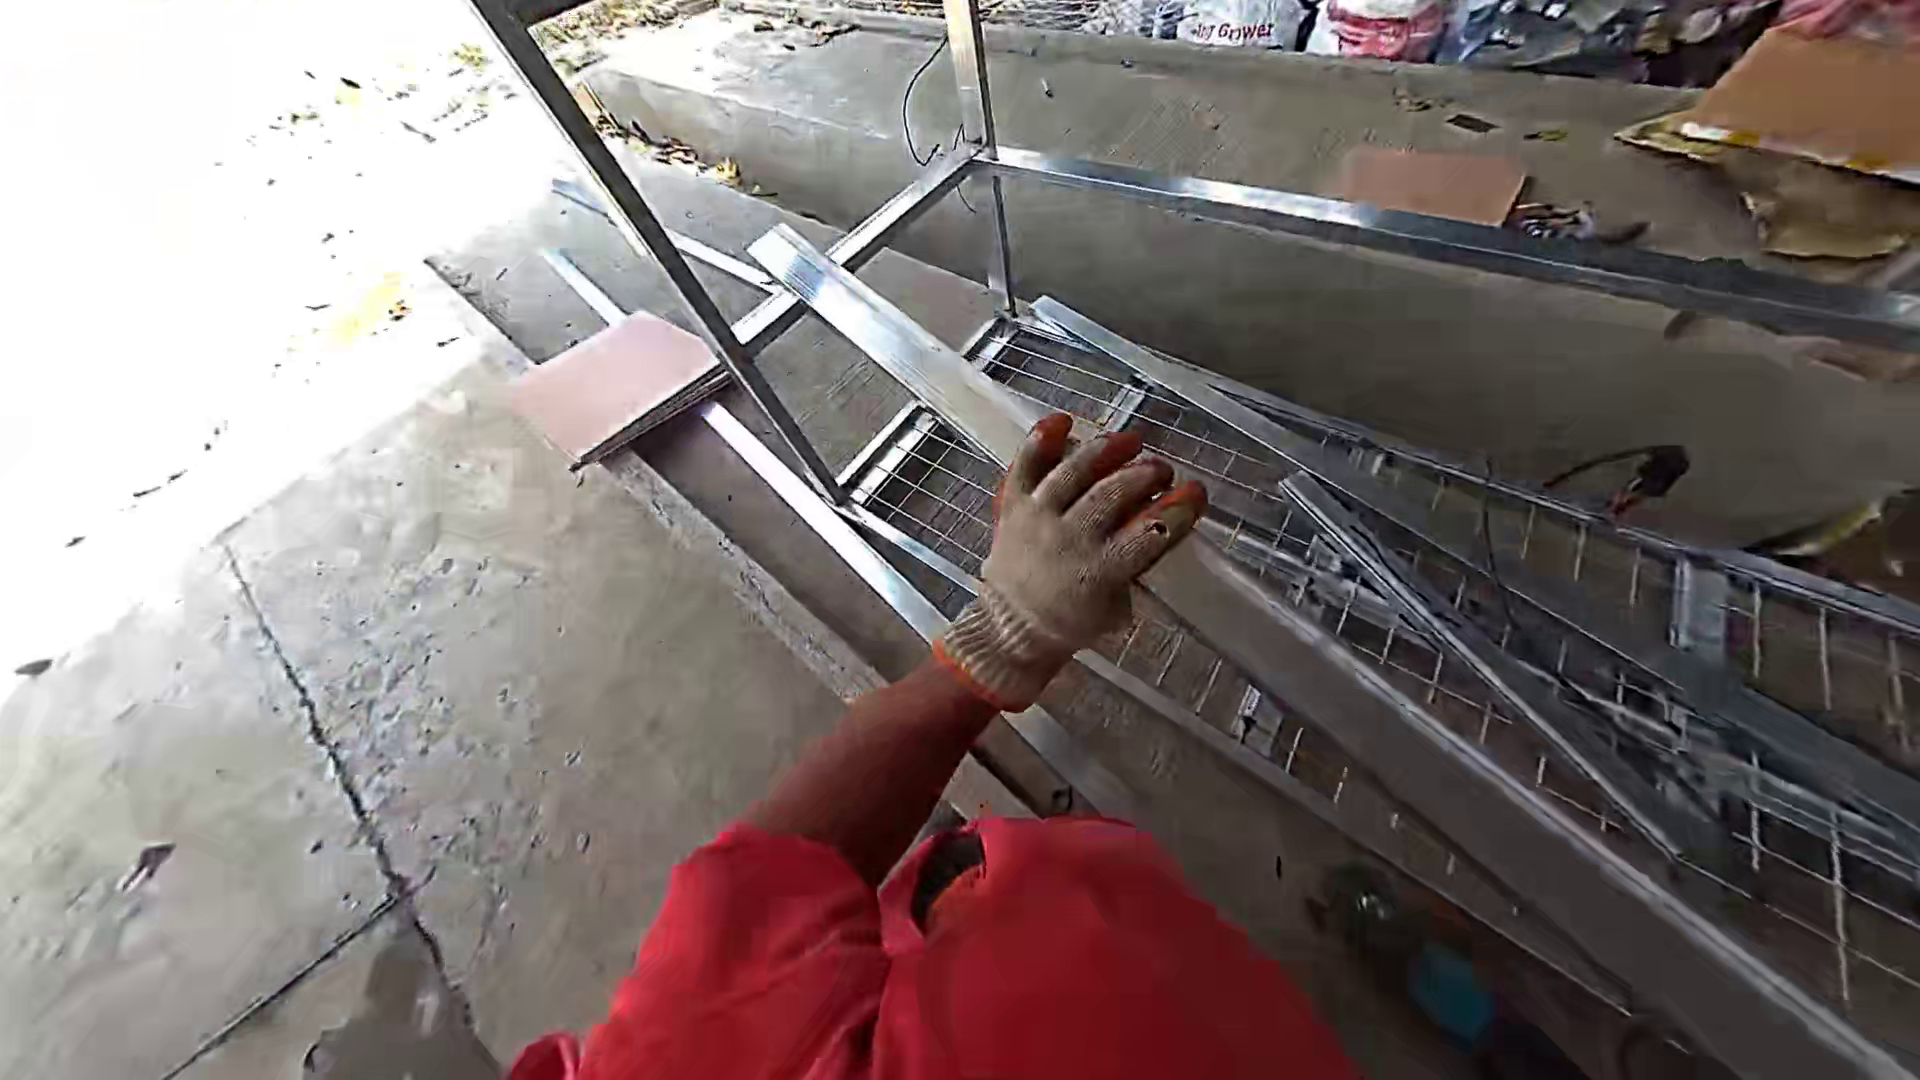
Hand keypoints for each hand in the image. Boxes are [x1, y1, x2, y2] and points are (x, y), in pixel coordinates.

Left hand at [934, 413, 1206, 710]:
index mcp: (1098, 571)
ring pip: (1075, 472)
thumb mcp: (1114, 606)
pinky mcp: (1013, 505)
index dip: (1177, 510)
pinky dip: (1042, 440)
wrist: (1007, 626)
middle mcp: (1067, 538)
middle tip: (1160, 471)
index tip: (1196, 493)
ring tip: (1131, 442)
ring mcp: (1036, 516)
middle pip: (1112, 494)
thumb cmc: (1068, 621)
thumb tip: (1155, 524)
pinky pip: (1026, 466)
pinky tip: (1064, 420)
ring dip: (1108, 451)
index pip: (1147, 533)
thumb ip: (1134, 567)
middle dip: (1145, 475)